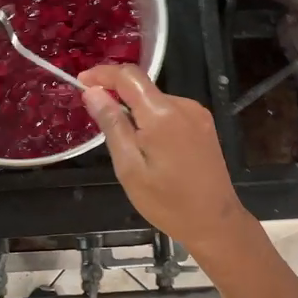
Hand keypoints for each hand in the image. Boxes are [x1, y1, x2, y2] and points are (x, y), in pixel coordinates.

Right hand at [77, 65, 263, 256]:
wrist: (215, 222)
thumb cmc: (167, 202)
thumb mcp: (130, 168)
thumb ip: (112, 125)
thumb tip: (93, 92)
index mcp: (162, 114)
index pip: (128, 76)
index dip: (102, 74)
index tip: (82, 83)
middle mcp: (183, 105)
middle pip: (142, 88)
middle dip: (117, 97)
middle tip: (99, 124)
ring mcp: (197, 114)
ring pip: (155, 101)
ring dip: (135, 112)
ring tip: (126, 146)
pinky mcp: (203, 125)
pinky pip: (170, 112)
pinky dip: (152, 120)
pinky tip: (149, 148)